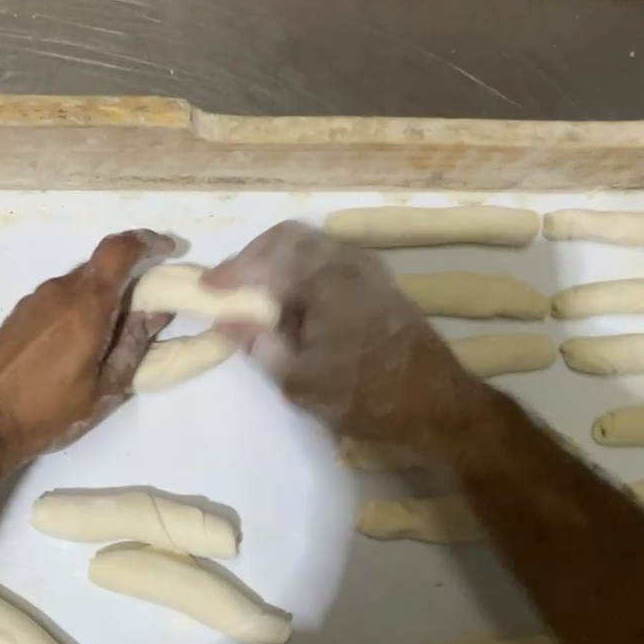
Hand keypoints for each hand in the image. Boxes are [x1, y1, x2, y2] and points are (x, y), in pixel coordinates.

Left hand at [0, 229, 175, 463]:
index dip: (148, 242)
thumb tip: (157, 312)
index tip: (168, 250)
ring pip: (79, 284)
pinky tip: (80, 345)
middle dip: (129, 279)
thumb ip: (134, 346)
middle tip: (147, 309)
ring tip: (112, 338)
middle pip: (101, 267)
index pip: (119, 250)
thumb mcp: (104, 389)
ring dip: (102, 298)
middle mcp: (58, 292)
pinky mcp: (18, 314)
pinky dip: (79, 308)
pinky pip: (59, 298)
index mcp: (85, 307)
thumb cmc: (48, 412)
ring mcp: (34, 301)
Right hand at [205, 221, 478, 443]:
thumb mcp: (298, 381)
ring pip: (311, 245)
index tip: (206, 289)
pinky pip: (329, 259)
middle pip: (288, 237)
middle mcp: (348, 261)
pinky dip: (303, 272)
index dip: (231, 272)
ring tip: (258, 296)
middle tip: (232, 286)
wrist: (437, 406)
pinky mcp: (379, 283)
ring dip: (279, 263)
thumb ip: (259, 344)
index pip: (266, 258)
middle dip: (253, 258)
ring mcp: (368, 269)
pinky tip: (294, 304)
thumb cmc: (365, 396)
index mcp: (326, 279)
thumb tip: (225, 319)